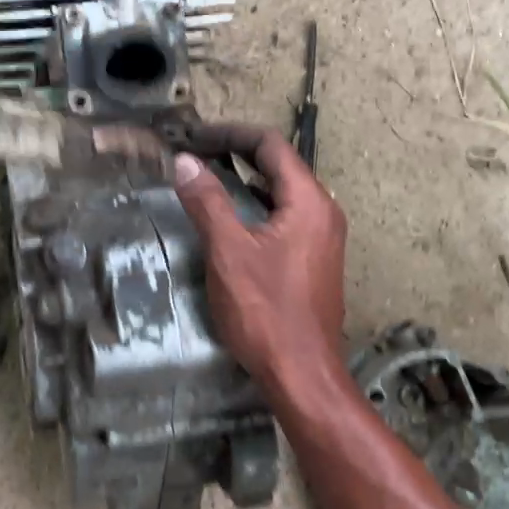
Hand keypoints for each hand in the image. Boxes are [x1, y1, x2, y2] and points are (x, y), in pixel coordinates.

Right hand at [173, 130, 346, 383]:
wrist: (302, 374)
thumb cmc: (265, 311)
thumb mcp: (228, 251)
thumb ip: (207, 201)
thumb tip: (185, 162)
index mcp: (308, 202)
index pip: (271, 146)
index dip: (230, 134)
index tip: (195, 137)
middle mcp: (323, 212)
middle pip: (279, 165)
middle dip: (237, 152)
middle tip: (196, 153)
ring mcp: (322, 237)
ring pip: (282, 191)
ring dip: (245, 179)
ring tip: (207, 177)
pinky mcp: (314, 259)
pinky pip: (285, 215)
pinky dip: (256, 204)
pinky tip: (230, 216)